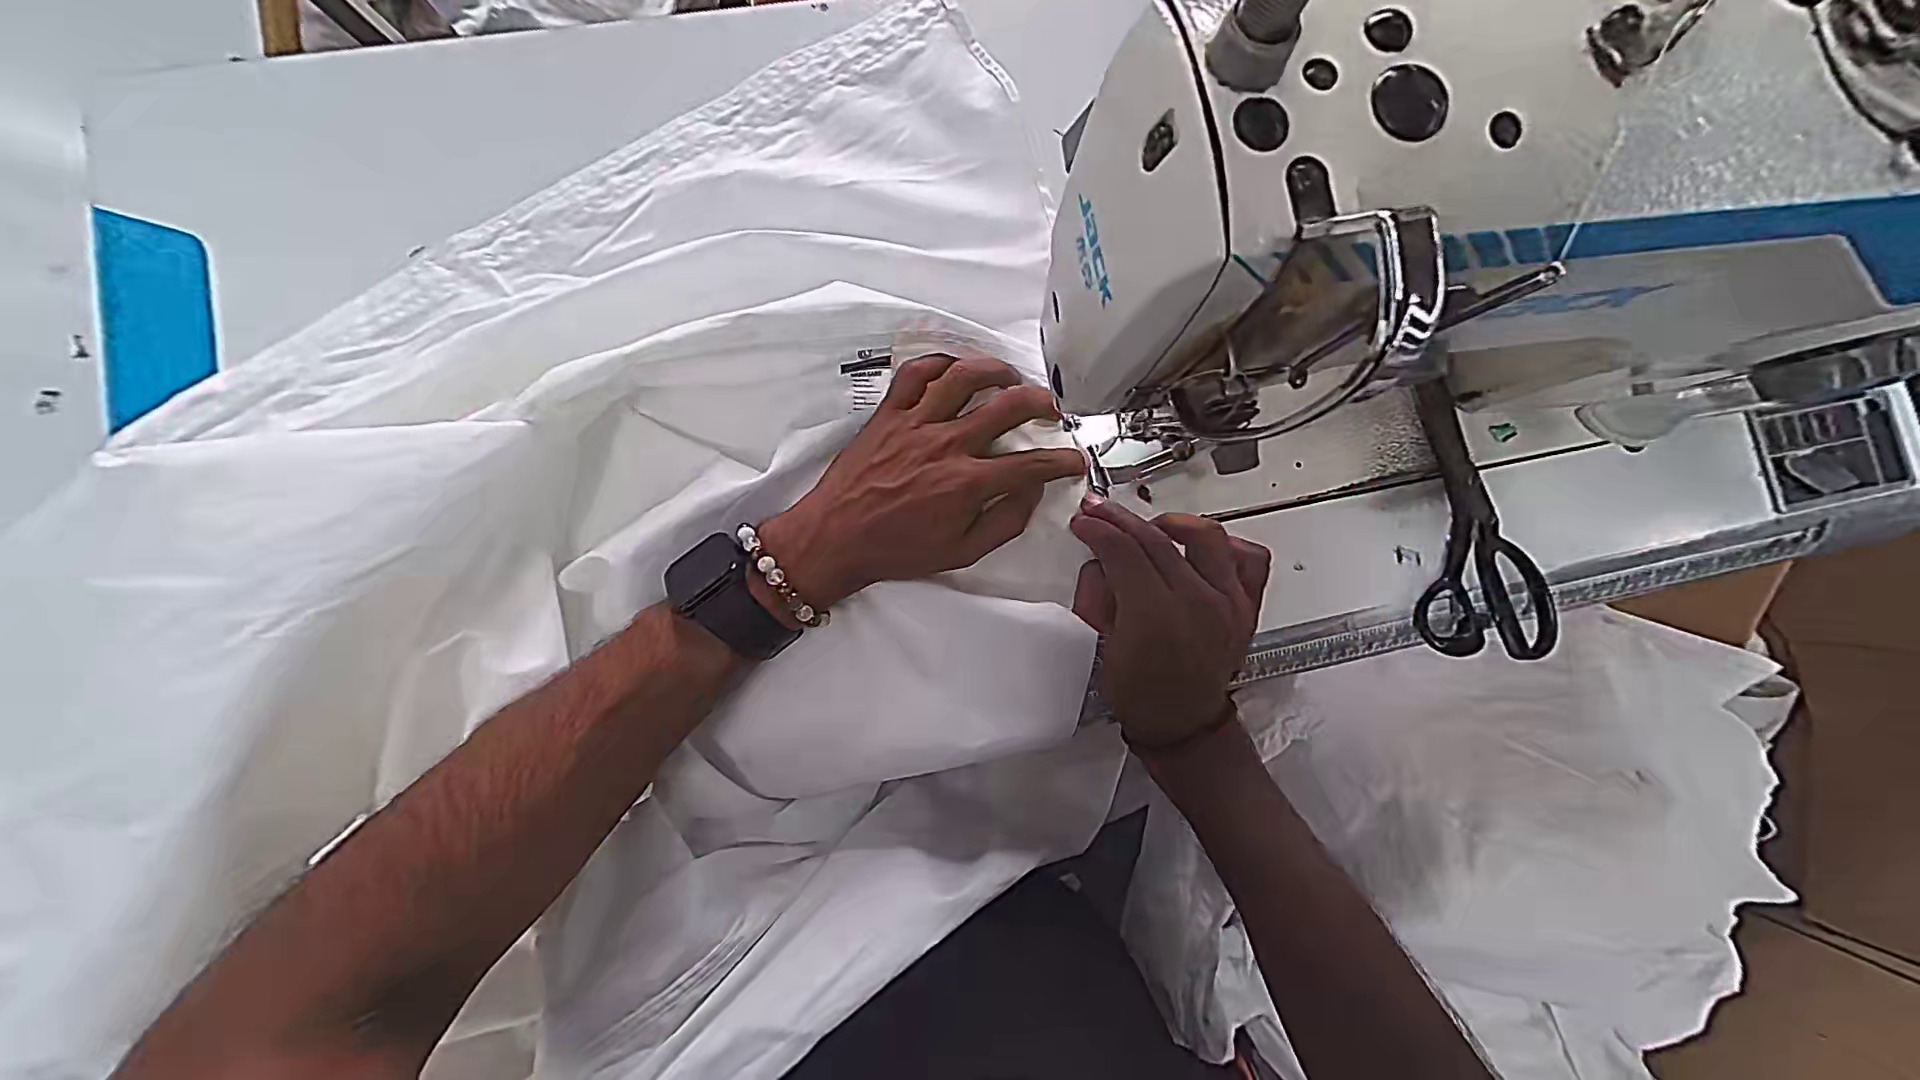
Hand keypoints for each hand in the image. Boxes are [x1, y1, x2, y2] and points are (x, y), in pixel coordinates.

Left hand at [757, 354, 1086, 610]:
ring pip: (965, 377)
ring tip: (1009, 377)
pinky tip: (953, 368)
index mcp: (965, 484)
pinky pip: (916, 373)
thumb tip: (1029, 493)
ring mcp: (915, 425)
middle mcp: (944, 446)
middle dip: (1042, 403)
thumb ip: (1004, 522)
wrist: (836, 539)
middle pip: (1009, 406)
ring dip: (996, 370)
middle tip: (1049, 410)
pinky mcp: (889, 415)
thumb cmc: (892, 548)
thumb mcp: (960, 551)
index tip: (1069, 460)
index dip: (1061, 461)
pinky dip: (939, 362)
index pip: (1031, 464)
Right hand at [1070, 498, 1271, 750]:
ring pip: (1203, 536)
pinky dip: (1226, 543)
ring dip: (1170, 523)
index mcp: (1152, 616)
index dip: (1097, 529)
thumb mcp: (1099, 644)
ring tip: (1150, 527)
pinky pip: (1248, 557)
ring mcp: (1227, 603)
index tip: (1084, 522)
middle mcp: (1196, 603)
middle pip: (1154, 539)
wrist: (1182, 722)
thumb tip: (1098, 558)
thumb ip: (1095, 594)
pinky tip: (1201, 547)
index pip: (1122, 550)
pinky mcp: (1247, 606)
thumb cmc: (1141, 694)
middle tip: (1101, 513)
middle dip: (1120, 520)